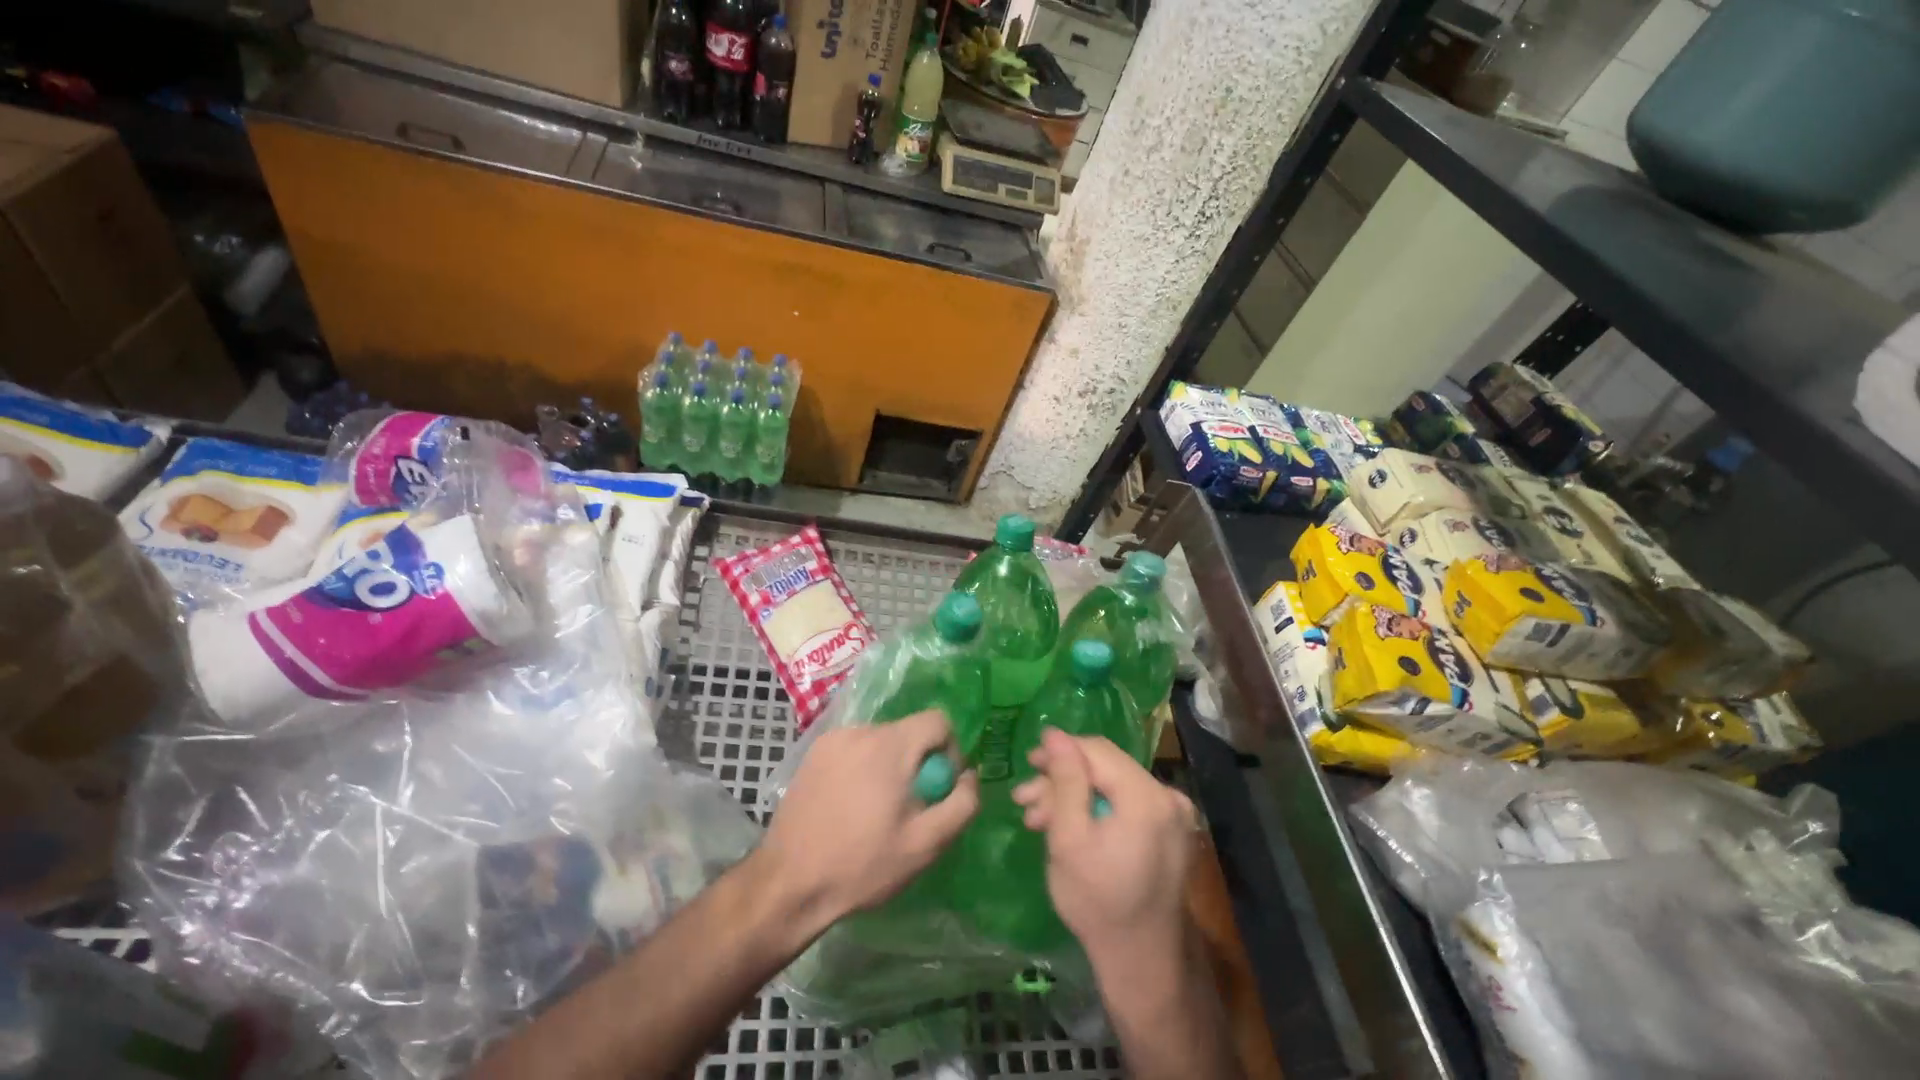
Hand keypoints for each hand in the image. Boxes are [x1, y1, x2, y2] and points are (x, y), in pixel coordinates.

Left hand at [756, 711, 979, 928]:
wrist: (790, 883)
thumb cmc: (863, 865)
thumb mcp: (927, 843)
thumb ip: (962, 803)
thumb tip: (969, 776)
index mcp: (889, 745)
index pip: (938, 721)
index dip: (950, 753)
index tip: (937, 791)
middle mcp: (859, 731)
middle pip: (908, 733)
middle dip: (917, 765)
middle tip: (907, 811)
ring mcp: (830, 741)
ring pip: (880, 743)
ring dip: (889, 769)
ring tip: (876, 813)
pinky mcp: (810, 755)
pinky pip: (853, 751)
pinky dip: (861, 771)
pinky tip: (849, 809)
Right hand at [1011, 728, 1196, 969]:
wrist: (1140, 959)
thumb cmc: (1097, 901)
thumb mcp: (1069, 838)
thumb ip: (1065, 780)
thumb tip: (1054, 734)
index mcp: (1148, 796)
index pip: (1098, 750)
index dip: (1060, 751)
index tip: (1026, 763)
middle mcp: (1169, 797)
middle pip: (1106, 768)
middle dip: (1062, 780)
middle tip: (1024, 800)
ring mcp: (1174, 816)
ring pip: (1114, 788)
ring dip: (1074, 798)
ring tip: (1036, 819)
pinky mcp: (1171, 833)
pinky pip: (1128, 807)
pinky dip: (1097, 812)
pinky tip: (1068, 828)